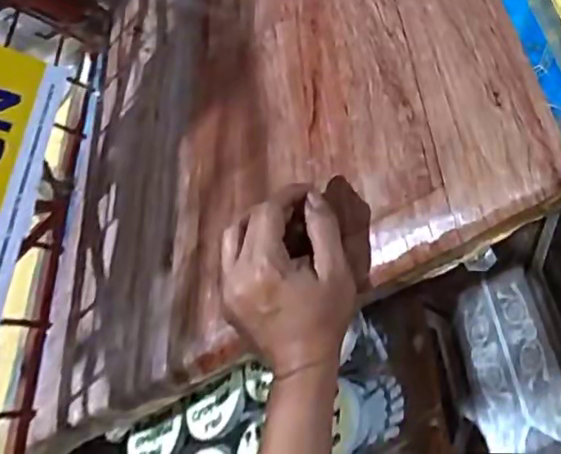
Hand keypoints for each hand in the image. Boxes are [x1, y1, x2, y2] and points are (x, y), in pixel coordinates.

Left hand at [220, 183, 357, 377]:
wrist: (303, 367)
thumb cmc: (324, 319)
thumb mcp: (336, 271)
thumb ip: (324, 228)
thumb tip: (311, 198)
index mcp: (263, 266)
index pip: (267, 212)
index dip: (288, 195)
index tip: (309, 193)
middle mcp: (236, 274)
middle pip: (248, 219)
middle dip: (275, 207)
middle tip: (300, 210)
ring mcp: (226, 288)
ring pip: (233, 234)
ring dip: (257, 222)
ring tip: (283, 226)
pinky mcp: (224, 298)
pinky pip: (230, 256)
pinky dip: (248, 242)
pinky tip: (272, 249)